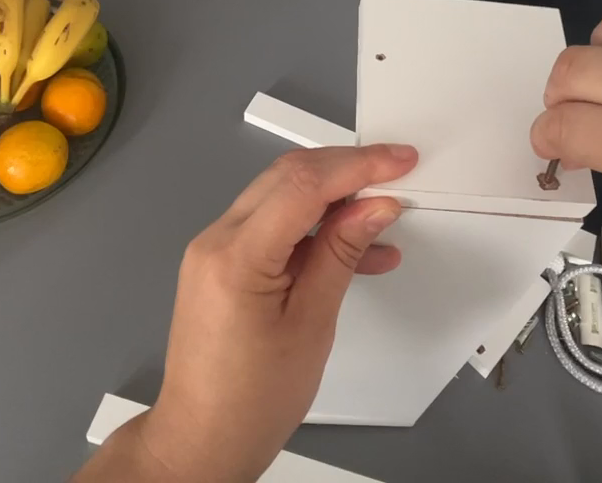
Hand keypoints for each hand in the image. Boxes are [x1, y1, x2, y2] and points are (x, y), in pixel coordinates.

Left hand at [80, 144, 416, 482]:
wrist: (202, 441)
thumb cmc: (253, 400)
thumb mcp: (312, 324)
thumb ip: (343, 253)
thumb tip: (376, 206)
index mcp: (235, 257)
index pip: (303, 185)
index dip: (358, 165)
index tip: (399, 161)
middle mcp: (217, 239)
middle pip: (289, 175)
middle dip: (347, 168)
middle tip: (396, 172)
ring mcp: (215, 246)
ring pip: (283, 192)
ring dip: (334, 194)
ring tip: (382, 213)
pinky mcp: (223, 258)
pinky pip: (274, 222)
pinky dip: (315, 225)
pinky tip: (356, 246)